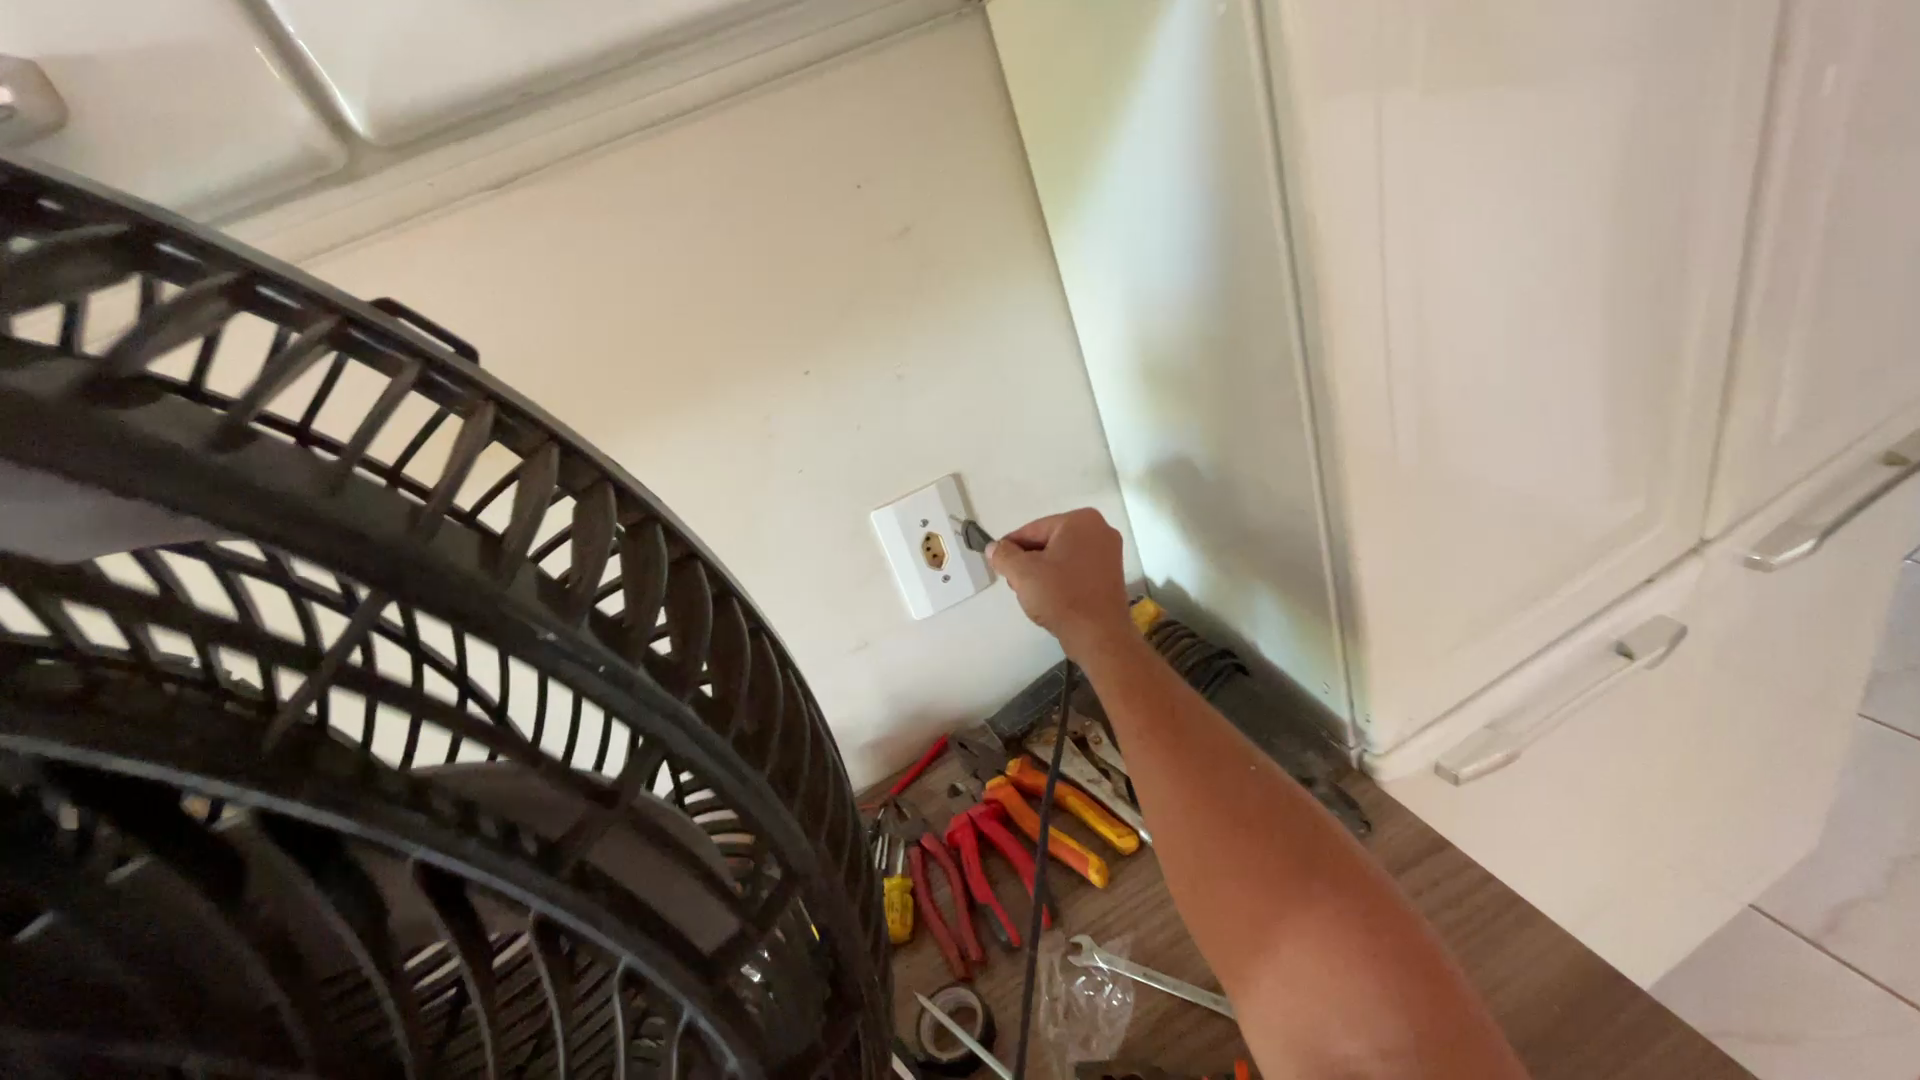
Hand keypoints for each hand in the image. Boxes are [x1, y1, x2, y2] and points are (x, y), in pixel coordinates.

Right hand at [988, 509, 1133, 657]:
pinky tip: (1051, 599)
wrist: (1099, 636)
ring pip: (1062, 558)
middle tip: (1016, 584)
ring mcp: (1109, 554)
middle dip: (1028, 562)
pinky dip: (1061, 581)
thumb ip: (1003, 555)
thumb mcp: (1022, 573)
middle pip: (1048, 542)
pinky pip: (1077, 570)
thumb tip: (994, 548)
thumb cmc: (1061, 596)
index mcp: (1080, 521)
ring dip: (1042, 573)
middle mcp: (1100, 530)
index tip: (997, 563)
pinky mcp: (1112, 576)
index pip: (1033, 530)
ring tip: (1033, 595)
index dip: (1011, 547)